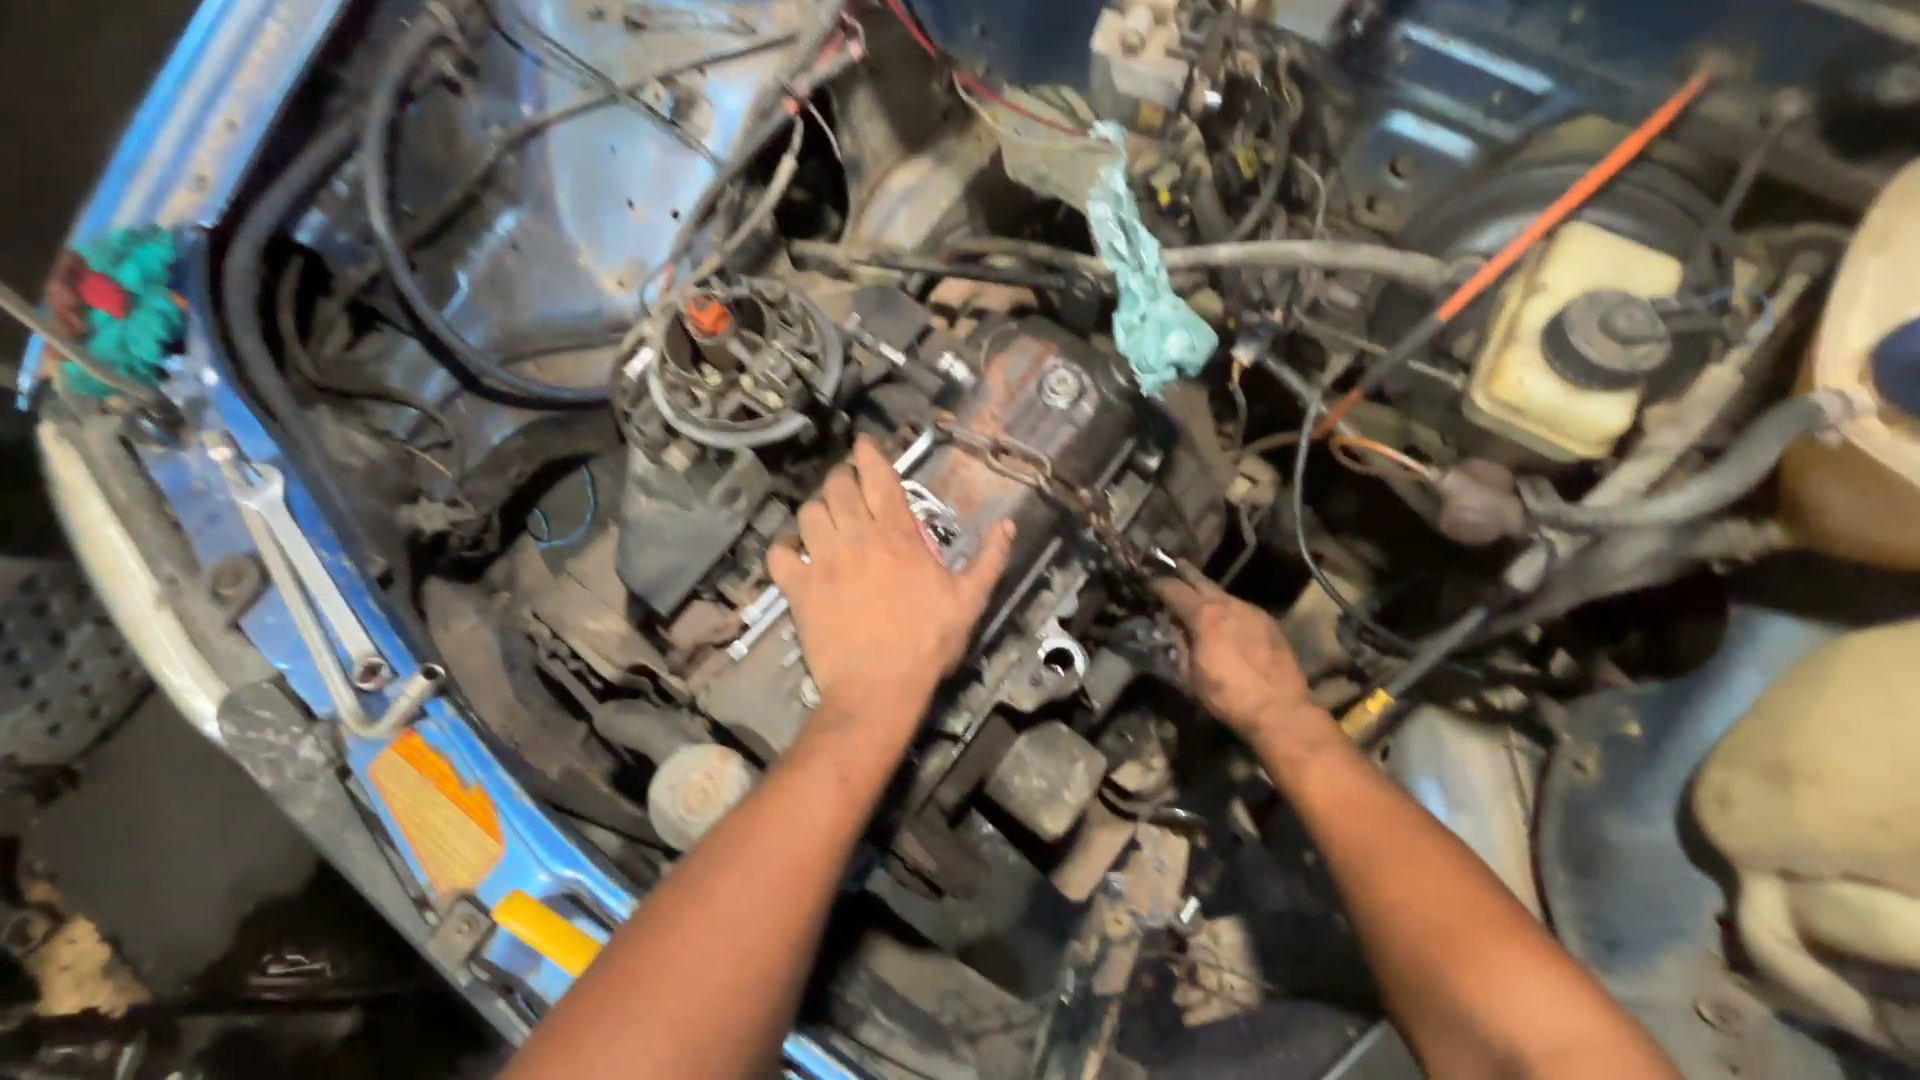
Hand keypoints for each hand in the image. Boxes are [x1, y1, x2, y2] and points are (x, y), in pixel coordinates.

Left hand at [769, 436, 1015, 728]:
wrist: (879, 686)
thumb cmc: (928, 644)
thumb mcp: (970, 601)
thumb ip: (989, 560)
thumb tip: (1009, 526)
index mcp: (899, 536)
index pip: (880, 478)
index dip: (869, 454)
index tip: (863, 444)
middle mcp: (858, 538)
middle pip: (838, 487)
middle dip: (841, 478)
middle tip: (846, 484)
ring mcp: (825, 561)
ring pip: (808, 513)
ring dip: (815, 508)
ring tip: (823, 517)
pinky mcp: (800, 588)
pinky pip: (781, 554)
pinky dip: (785, 549)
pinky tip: (794, 553)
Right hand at [1155, 570, 1331, 750]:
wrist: (1279, 709)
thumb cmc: (1227, 696)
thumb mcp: (1191, 675)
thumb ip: (1180, 644)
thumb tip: (1175, 626)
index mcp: (1204, 616)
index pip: (1174, 589)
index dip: (1158, 584)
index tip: (1149, 583)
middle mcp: (1228, 604)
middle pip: (1201, 580)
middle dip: (1185, 573)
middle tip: (1174, 565)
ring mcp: (1252, 610)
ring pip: (1224, 595)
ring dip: (1209, 595)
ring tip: (1199, 600)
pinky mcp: (1269, 622)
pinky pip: (1242, 608)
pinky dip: (1228, 610)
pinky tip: (1227, 622)